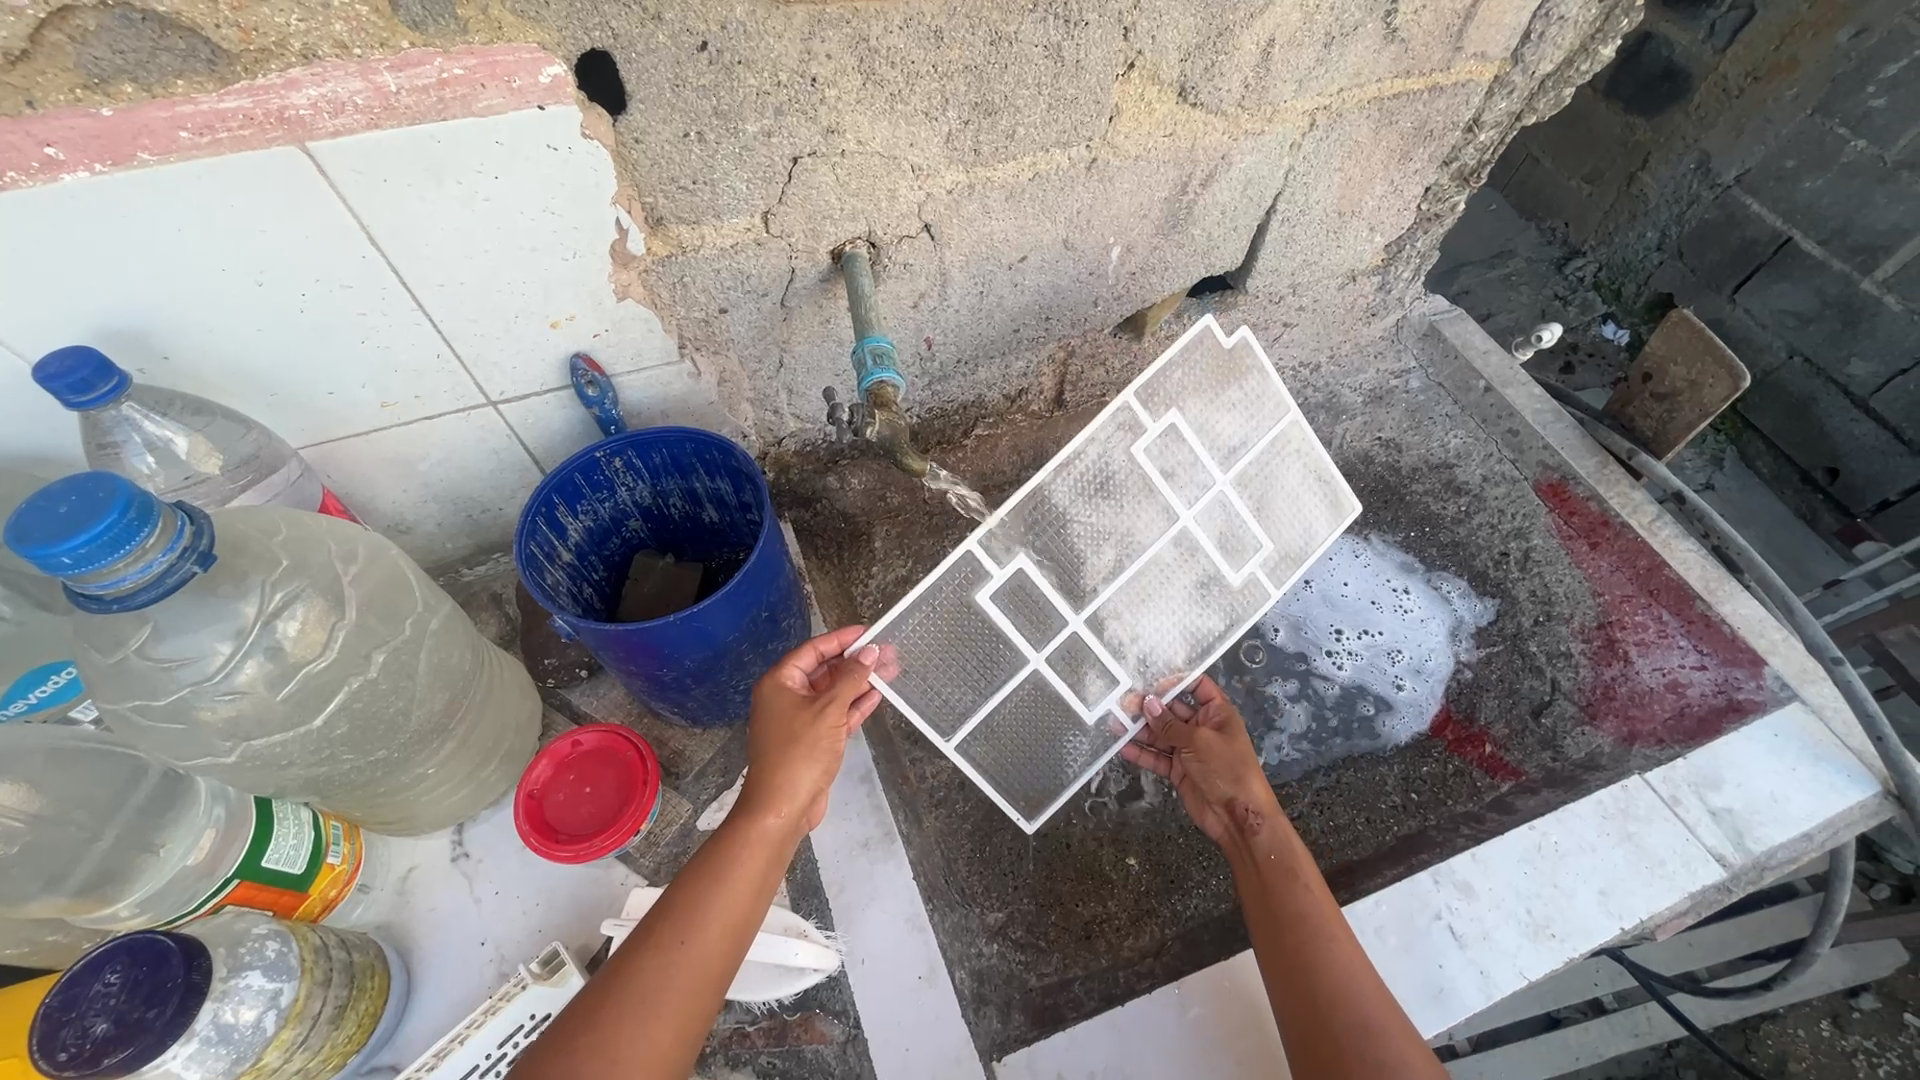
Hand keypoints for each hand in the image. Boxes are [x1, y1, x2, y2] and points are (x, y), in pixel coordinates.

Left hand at [740, 625, 899, 835]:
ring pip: (833, 693)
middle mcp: (787, 696)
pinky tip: (877, 695)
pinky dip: (855, 705)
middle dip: (855, 662)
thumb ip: (851, 678)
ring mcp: (800, 719)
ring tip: (890, 670)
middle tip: (886, 652)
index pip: (813, 649)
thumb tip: (870, 651)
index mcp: (780, 682)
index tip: (868, 631)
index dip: (841, 639)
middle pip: (824, 670)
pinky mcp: (813, 739)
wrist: (783, 807)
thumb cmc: (800, 752)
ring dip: (859, 683)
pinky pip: (836, 714)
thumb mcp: (828, 709)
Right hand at [1121, 675, 1283, 849]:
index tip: (1153, 683)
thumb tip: (1147, 702)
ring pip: (1160, 734)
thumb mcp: (1198, 741)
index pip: (1198, 687)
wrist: (1237, 815)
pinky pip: (1157, 757)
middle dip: (1149, 708)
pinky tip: (1123, 747)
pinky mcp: (1178, 770)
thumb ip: (1169, 723)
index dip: (1177, 682)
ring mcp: (1188, 750)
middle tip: (1123, 705)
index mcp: (1216, 713)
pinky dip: (1142, 753)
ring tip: (1116, 724)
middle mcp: (1201, 728)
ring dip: (1140, 730)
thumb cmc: (1226, 768)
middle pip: (1172, 711)